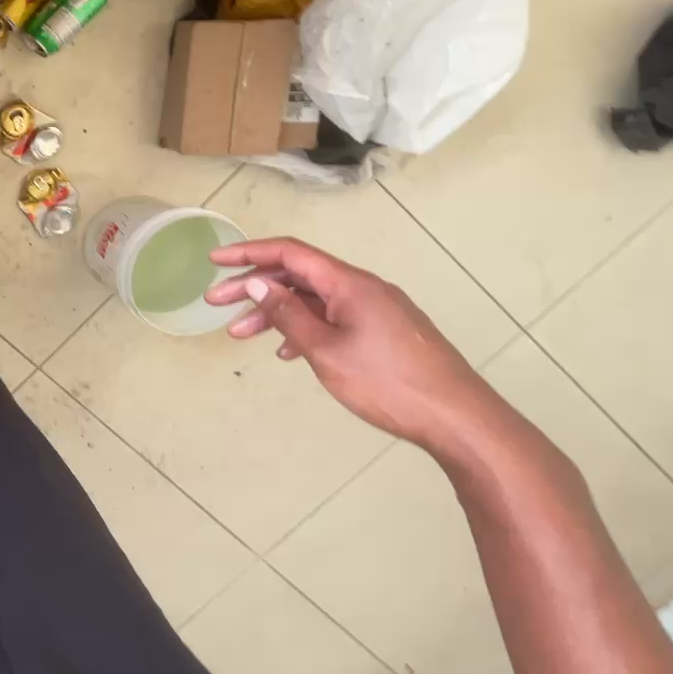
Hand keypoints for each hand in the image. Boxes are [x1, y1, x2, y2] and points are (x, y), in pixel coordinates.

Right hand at [205, 237, 494, 451]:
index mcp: (350, 285)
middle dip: (253, 286)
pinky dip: (302, 327)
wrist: (459, 421)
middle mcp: (363, 289)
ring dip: (274, 312)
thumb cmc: (387, 383)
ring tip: (240, 334)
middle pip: (297, 275)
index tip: (214, 261)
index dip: (248, 253)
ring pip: (312, 299)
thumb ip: (288, 314)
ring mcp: (375, 310)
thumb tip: (258, 284)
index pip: (290, 253)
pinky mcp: (383, 331)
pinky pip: (331, 317)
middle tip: (215, 303)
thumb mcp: (325, 350)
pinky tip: (286, 351)